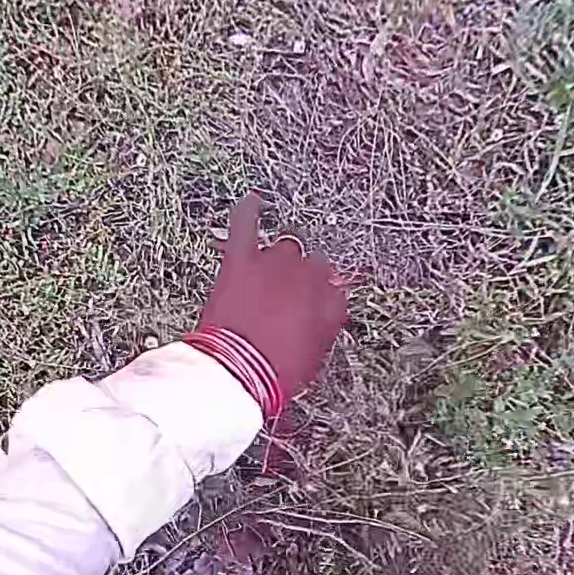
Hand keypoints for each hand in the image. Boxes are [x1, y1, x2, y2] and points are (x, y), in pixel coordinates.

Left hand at [198, 191, 347, 396]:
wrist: (238, 371)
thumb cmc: (273, 373)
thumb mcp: (310, 359)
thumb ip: (320, 331)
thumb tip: (322, 320)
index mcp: (331, 305)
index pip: (335, 291)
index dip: (321, 300)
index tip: (312, 309)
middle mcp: (310, 278)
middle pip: (312, 266)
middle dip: (303, 280)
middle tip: (288, 299)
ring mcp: (277, 265)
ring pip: (287, 247)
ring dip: (281, 258)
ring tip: (273, 270)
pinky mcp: (244, 260)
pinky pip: (247, 223)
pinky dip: (249, 210)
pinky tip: (252, 202)